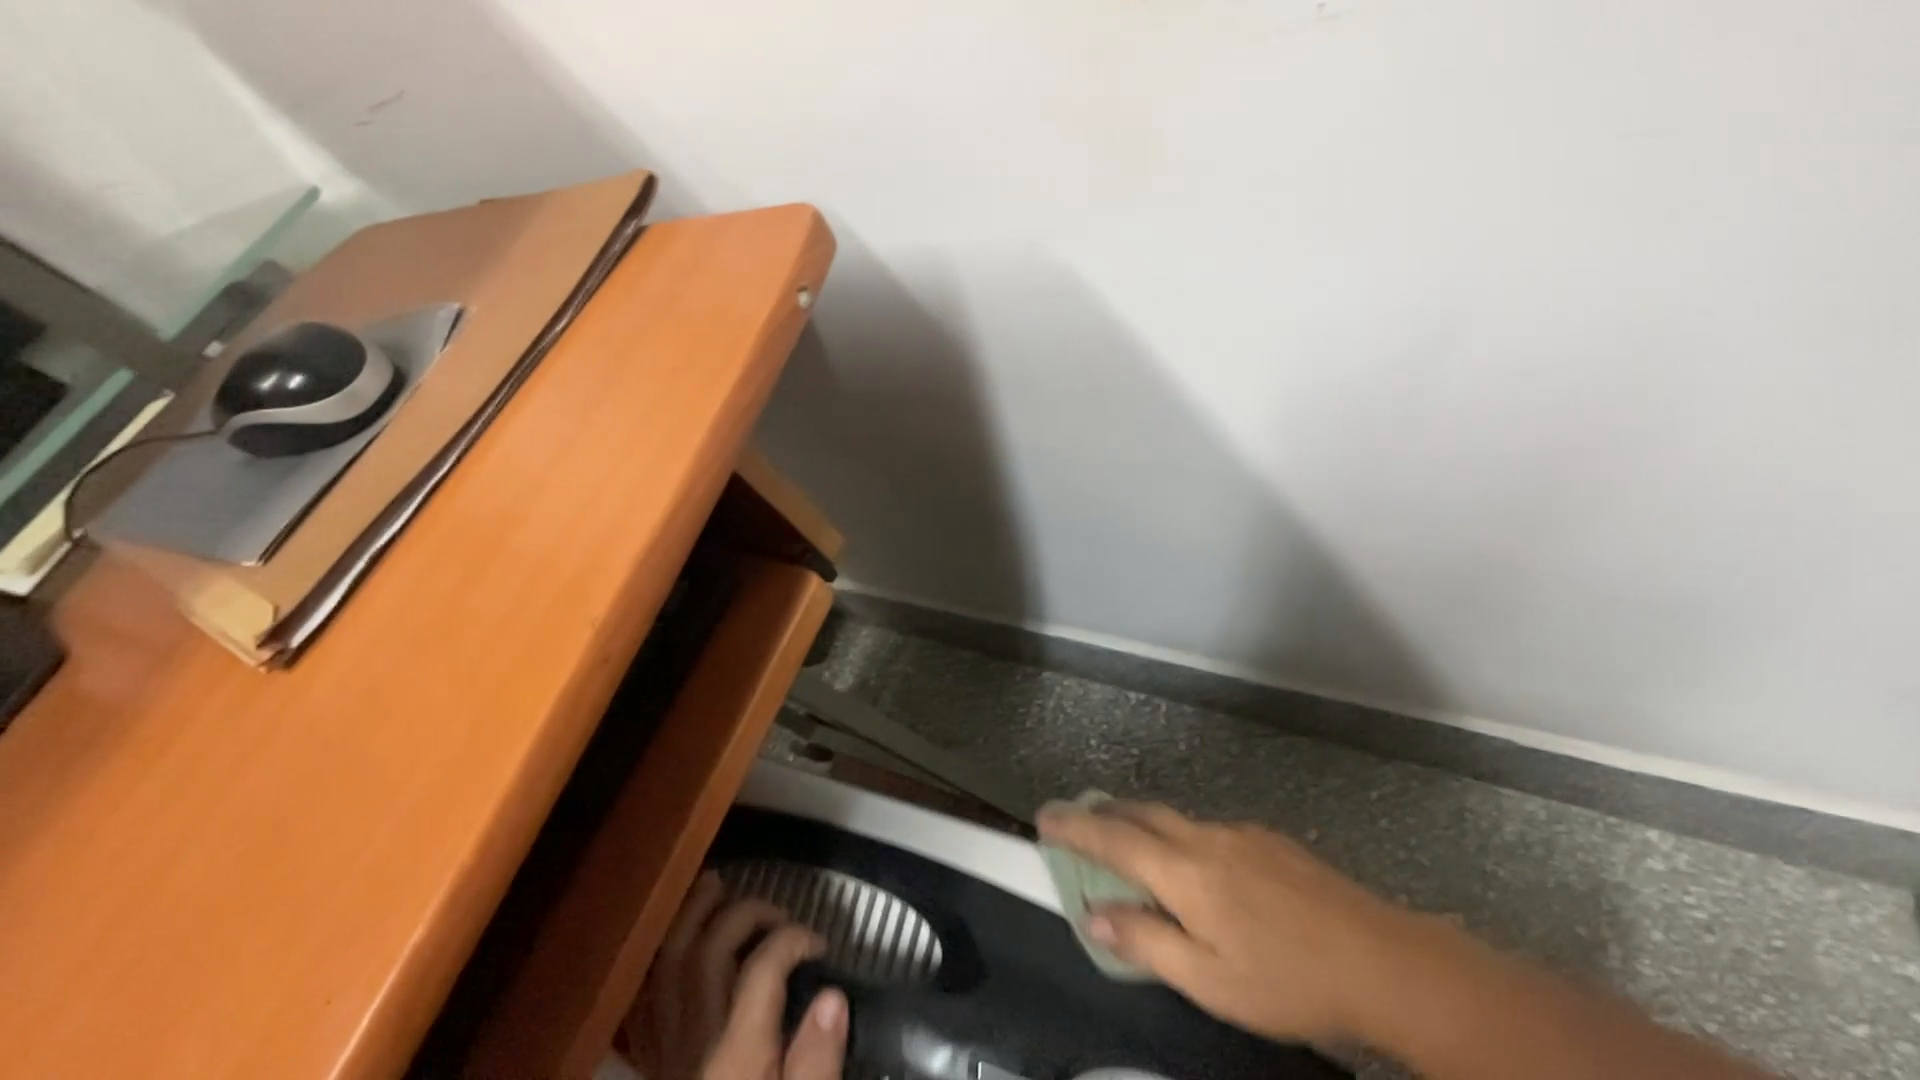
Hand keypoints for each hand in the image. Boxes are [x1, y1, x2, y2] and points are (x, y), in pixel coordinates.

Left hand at [627, 871, 848, 1079]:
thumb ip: (816, 1063)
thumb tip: (831, 996)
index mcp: (737, 1054)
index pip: (761, 969)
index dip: (791, 941)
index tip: (820, 944)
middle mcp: (695, 1042)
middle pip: (707, 955)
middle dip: (743, 917)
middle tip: (778, 912)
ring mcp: (667, 1052)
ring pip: (668, 968)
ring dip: (690, 920)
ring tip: (713, 887)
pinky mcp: (654, 1065)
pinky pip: (647, 1000)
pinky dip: (659, 962)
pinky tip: (672, 945)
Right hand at [1037, 800, 1425, 1045]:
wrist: (1389, 964)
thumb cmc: (1290, 982)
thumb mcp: (1209, 981)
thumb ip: (1146, 942)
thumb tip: (1094, 915)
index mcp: (1187, 874)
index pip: (1115, 839)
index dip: (1075, 827)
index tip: (1045, 817)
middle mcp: (1210, 840)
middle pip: (1144, 814)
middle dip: (1105, 812)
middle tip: (1077, 820)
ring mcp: (1247, 836)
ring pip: (1178, 820)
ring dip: (1143, 824)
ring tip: (1130, 846)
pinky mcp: (1275, 844)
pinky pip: (1210, 831)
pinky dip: (1181, 838)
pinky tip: (1197, 869)